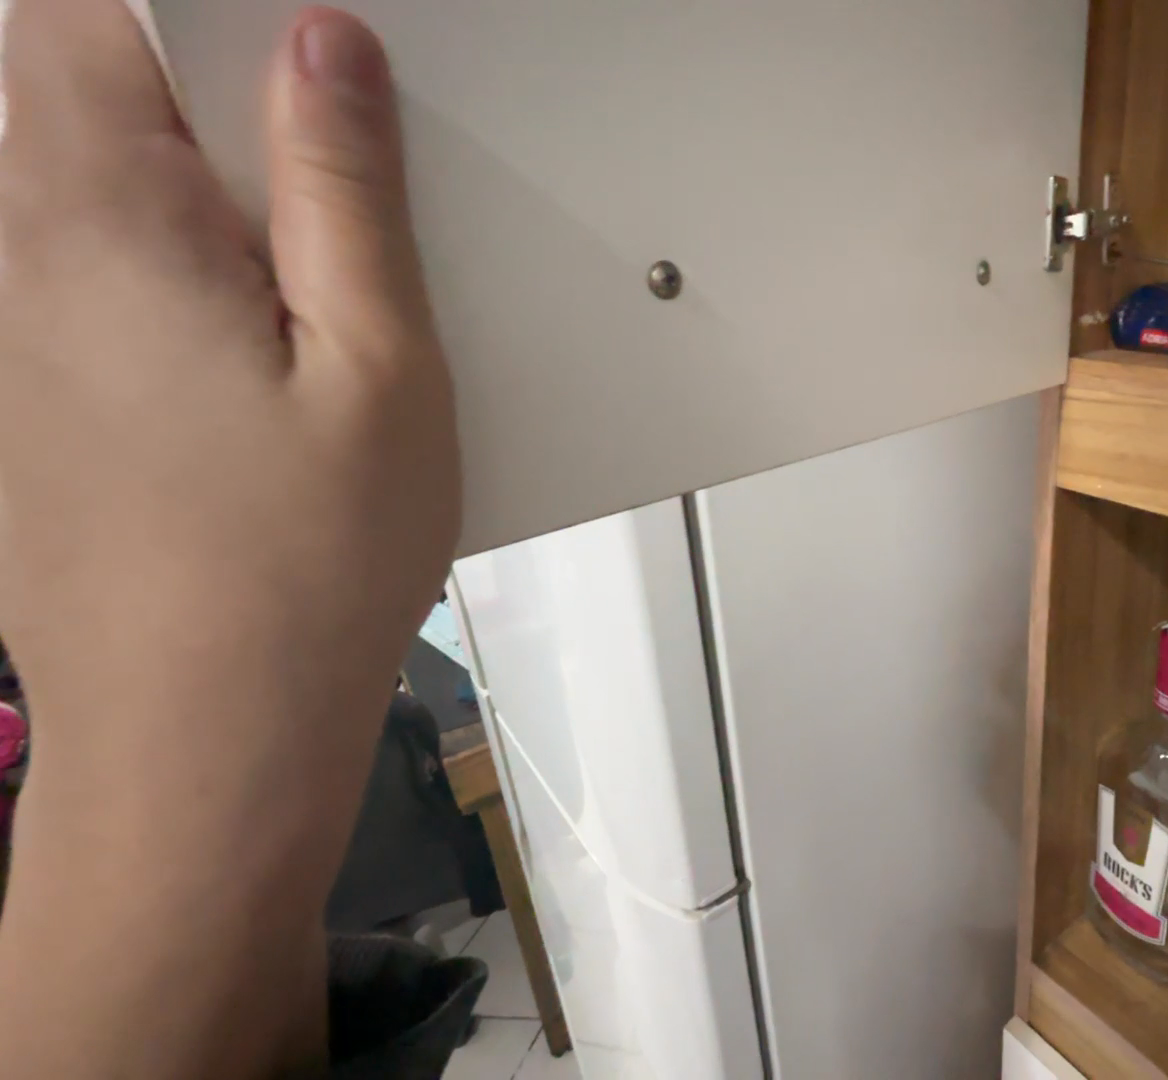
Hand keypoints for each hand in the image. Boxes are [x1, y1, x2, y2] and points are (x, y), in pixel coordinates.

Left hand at [0, 2, 456, 1074]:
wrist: (216, 711)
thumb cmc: (312, 555)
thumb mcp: (381, 366)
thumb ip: (347, 200)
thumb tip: (329, 50)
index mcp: (101, 222)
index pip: (85, 13)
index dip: (211, 14)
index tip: (319, 60)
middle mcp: (12, 251)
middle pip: (78, 84)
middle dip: (219, 97)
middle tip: (345, 178)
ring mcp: (6, 323)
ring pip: (90, 180)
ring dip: (213, 188)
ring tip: (319, 280)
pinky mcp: (31, 385)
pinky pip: (94, 267)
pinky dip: (186, 262)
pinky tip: (272, 343)